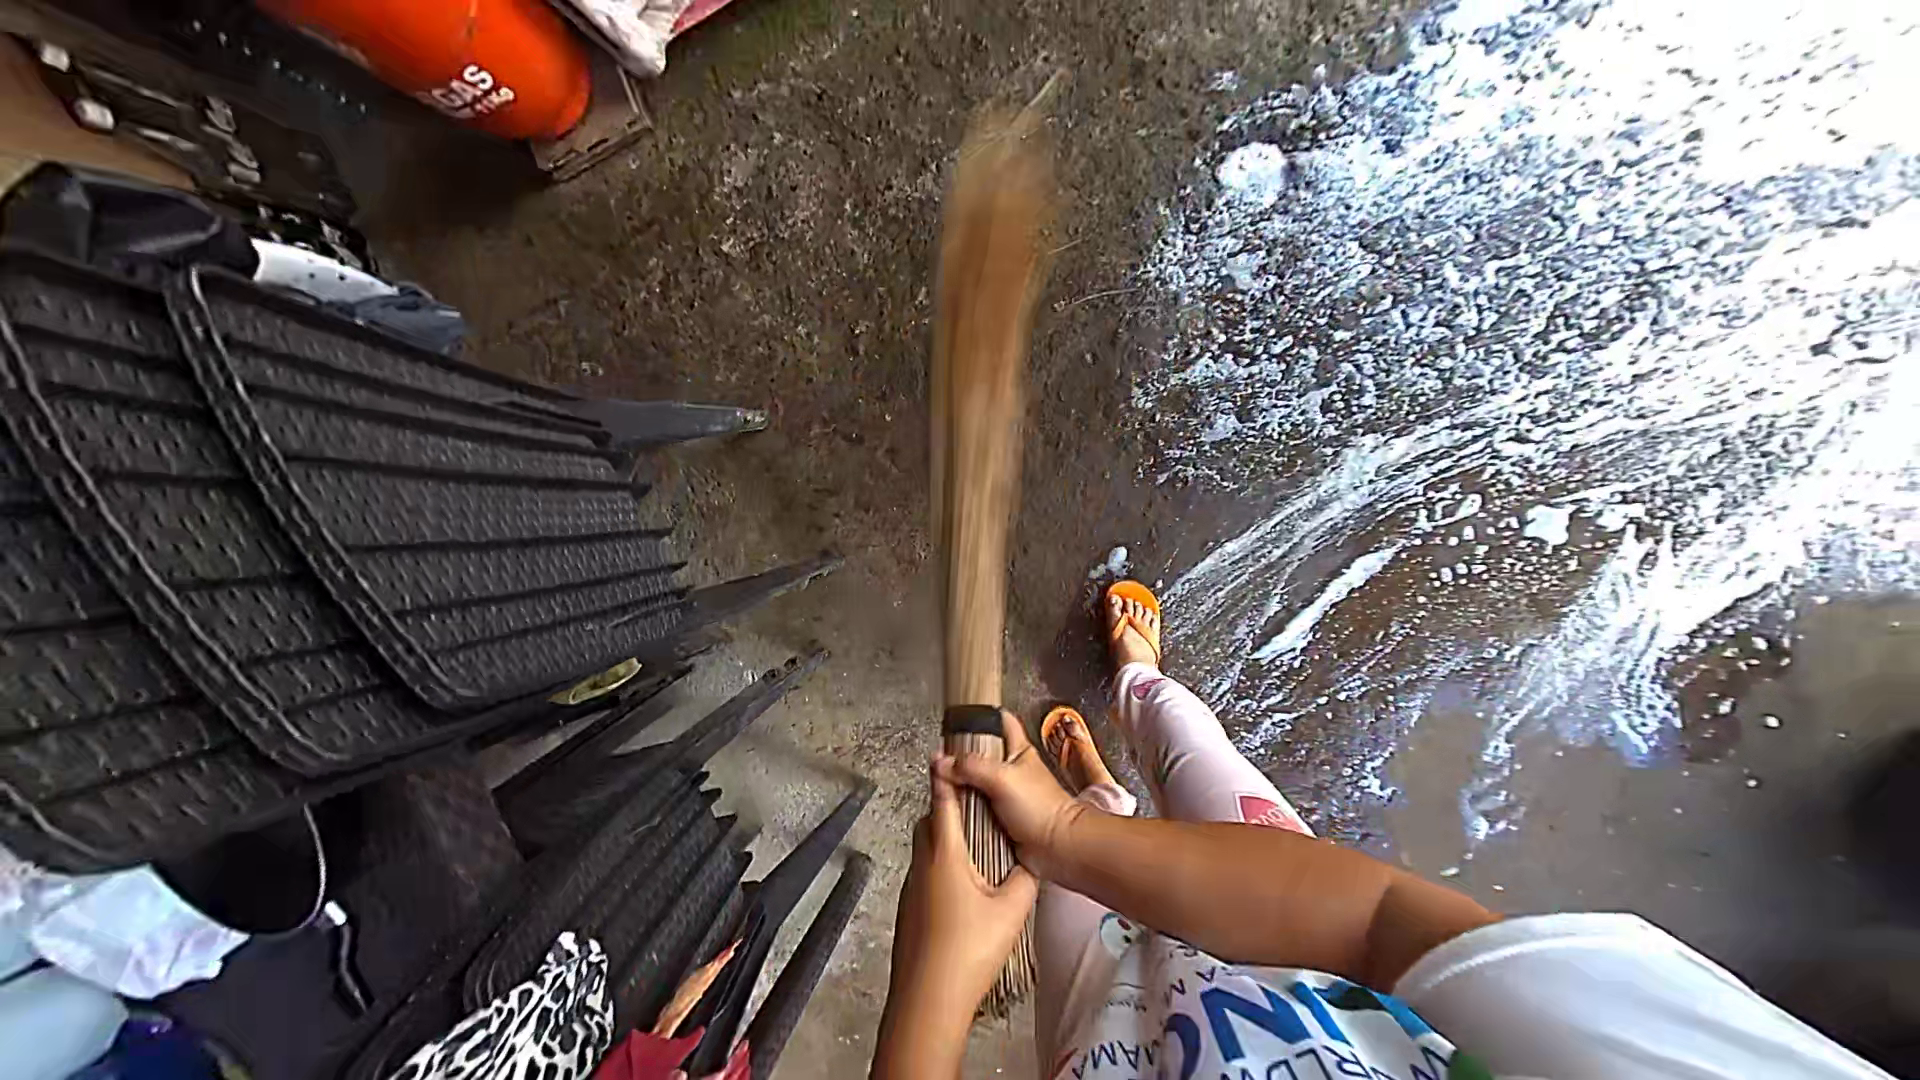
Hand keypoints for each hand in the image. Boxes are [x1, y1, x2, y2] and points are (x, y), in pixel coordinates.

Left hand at [887, 757, 1039, 1021]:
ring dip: (940, 836)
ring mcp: (910, 888)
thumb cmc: (971, 950)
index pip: (941, 802)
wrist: (928, 1001)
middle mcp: (923, 864)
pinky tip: (958, 887)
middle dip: (943, 807)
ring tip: (969, 845)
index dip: (942, 776)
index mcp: (945, 855)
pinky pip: (921, 871)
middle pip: (927, 821)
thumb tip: (1033, 858)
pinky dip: (936, 863)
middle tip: (970, 805)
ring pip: (922, 847)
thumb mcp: (1012, 911)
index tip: (940, 754)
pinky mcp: (907, 910)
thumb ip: (1025, 878)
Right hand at [935, 709, 1081, 876]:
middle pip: (980, 753)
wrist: (1057, 849)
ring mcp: (1004, 792)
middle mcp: (1010, 769)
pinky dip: (964, 808)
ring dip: (961, 785)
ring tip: (944, 785)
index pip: (1000, 721)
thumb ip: (970, 767)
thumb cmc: (1044, 809)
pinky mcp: (999, 816)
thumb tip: (942, 762)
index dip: (982, 715)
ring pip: (975, 781)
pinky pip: (975, 806)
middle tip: (943, 759)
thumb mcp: (1002, 778)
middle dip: (961, 756)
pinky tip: (954, 808)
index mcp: (1017, 750)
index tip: (960, 717)